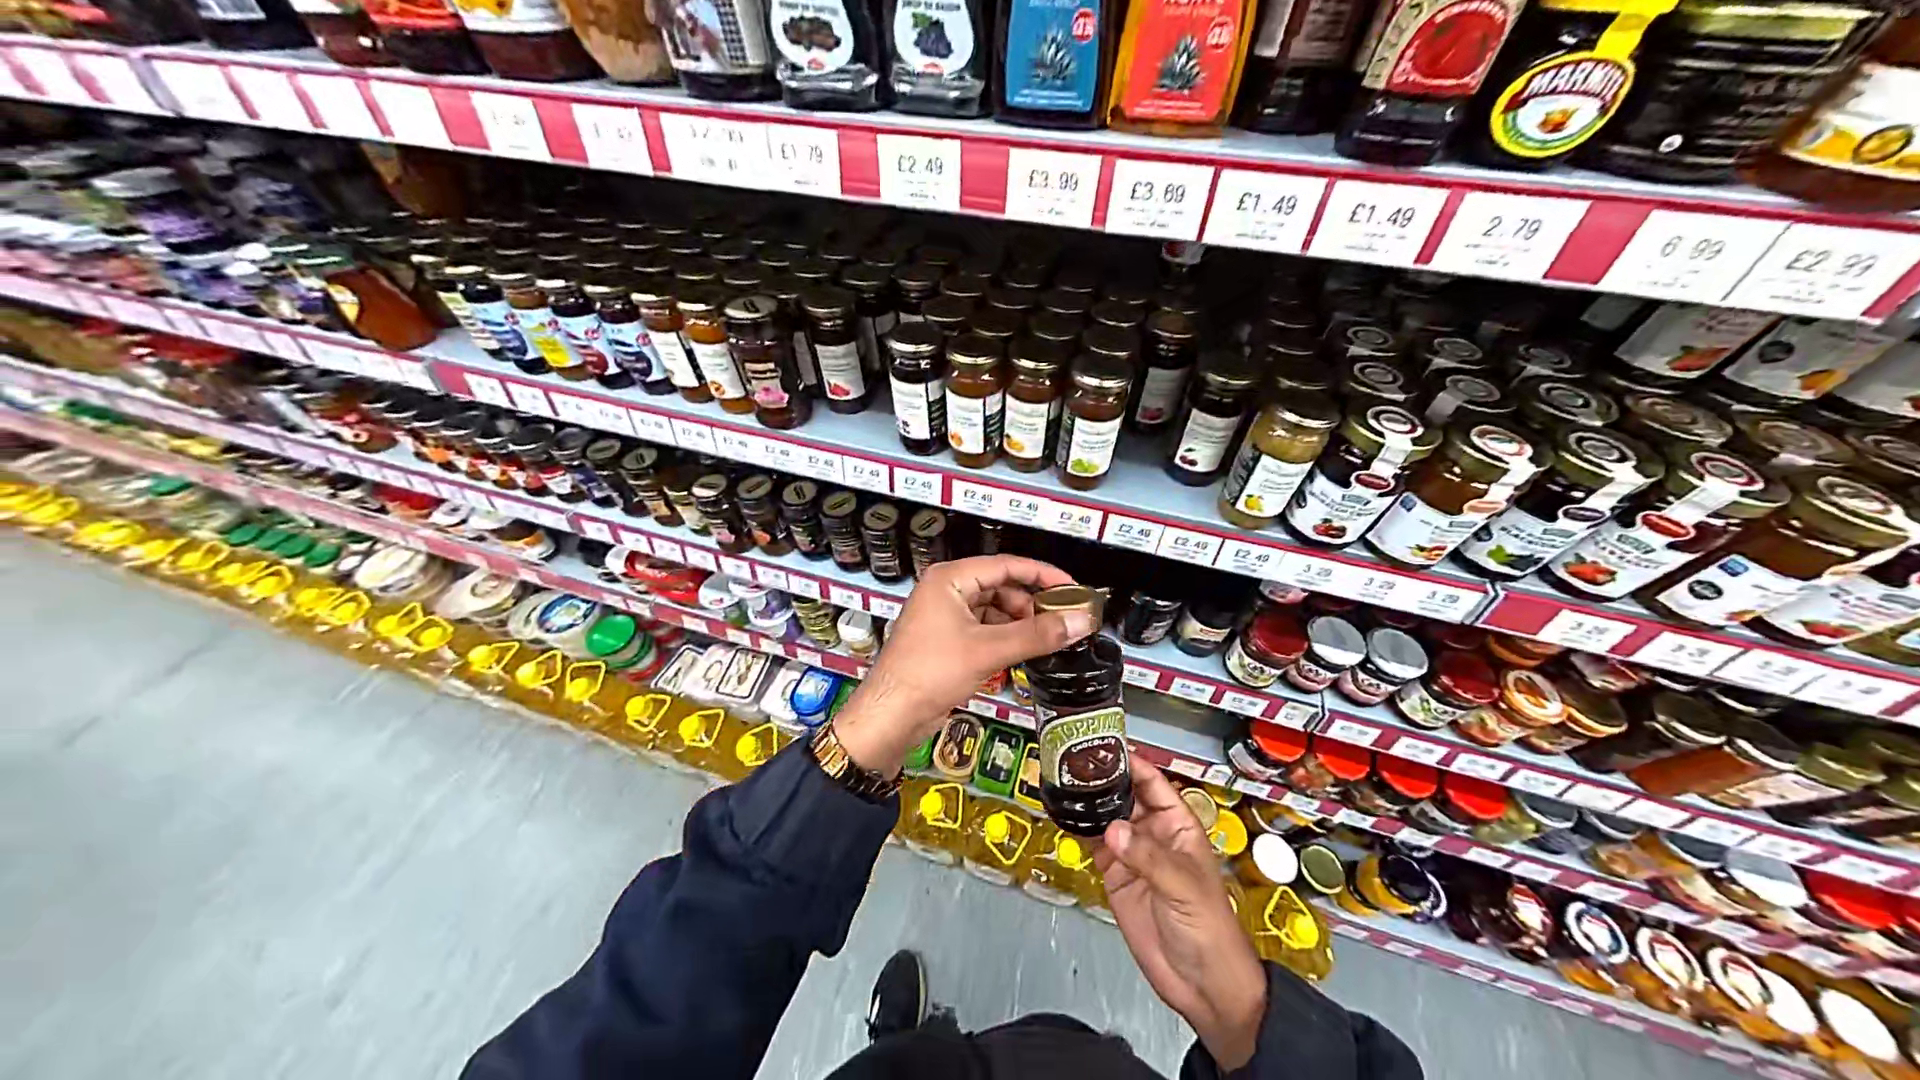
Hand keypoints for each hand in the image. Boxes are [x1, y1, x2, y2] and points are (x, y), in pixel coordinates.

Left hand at [832, 555, 1091, 773]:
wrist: (892, 714)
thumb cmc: (927, 674)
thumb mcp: (989, 650)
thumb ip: (1038, 634)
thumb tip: (1079, 621)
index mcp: (949, 579)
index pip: (1006, 565)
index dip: (1042, 575)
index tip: (1070, 588)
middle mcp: (945, 592)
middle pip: (1001, 586)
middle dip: (1032, 604)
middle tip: (1061, 620)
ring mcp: (944, 616)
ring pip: (994, 610)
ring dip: (1020, 623)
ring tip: (1045, 639)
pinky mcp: (946, 640)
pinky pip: (984, 629)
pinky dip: (1005, 637)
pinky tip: (1023, 651)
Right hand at [1094, 758, 1267, 1071]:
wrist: (1200, 983)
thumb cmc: (1210, 929)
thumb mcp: (1183, 887)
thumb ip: (1148, 858)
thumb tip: (1113, 831)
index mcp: (1178, 825)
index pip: (1153, 782)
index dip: (1132, 762)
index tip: (1105, 747)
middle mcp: (1153, 833)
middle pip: (1125, 795)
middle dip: (1103, 779)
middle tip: (1073, 762)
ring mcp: (1133, 853)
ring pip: (1107, 816)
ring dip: (1089, 802)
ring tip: (1063, 784)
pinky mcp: (1115, 874)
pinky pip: (1094, 843)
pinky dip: (1080, 829)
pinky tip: (1066, 817)